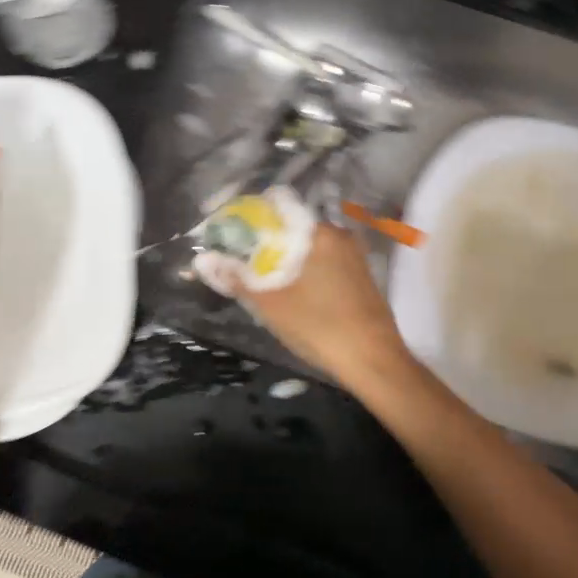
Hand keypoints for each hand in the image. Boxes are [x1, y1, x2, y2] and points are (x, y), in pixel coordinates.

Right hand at [239, 223, 413, 391]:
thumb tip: (202, 261)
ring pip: (310, 252)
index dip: (250, 225)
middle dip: (266, 247)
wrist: (375, 363)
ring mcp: (356, 259)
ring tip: (260, 281)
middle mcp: (342, 237)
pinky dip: (306, 274)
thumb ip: (236, 279)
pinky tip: (292, 294)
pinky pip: (325, 266)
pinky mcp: (362, 279)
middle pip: (294, 233)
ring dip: (286, 264)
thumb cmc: (321, 327)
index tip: (230, 240)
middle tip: (240, 265)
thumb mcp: (271, 305)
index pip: (278, 214)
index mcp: (322, 233)